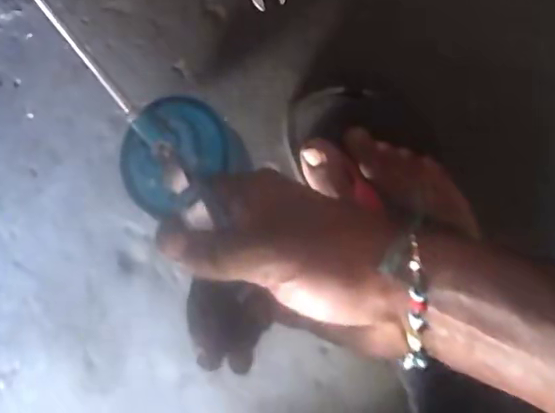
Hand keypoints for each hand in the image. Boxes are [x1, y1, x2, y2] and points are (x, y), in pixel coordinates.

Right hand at [158, 171, 406, 359]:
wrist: (394, 293)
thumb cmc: (328, 258)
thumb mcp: (266, 254)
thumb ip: (212, 250)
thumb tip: (160, 235)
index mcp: (252, 197)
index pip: (200, 202)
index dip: (181, 228)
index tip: (168, 264)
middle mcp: (256, 223)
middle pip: (208, 253)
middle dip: (201, 297)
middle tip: (203, 343)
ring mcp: (269, 258)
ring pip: (226, 286)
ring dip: (217, 321)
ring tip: (217, 358)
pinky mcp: (282, 292)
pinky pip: (247, 310)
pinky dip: (239, 332)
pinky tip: (238, 358)